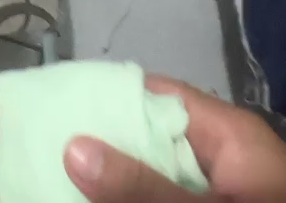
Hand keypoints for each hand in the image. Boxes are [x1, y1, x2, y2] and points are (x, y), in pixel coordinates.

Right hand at [63, 75, 285, 202]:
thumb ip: (144, 188)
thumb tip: (73, 145)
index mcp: (230, 131)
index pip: (155, 93)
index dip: (105, 97)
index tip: (56, 107)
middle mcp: (230, 152)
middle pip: (156, 136)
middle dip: (108, 147)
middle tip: (50, 150)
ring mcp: (234, 188)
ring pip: (166, 174)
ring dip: (126, 181)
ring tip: (66, 180)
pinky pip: (184, 194)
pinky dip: (151, 198)